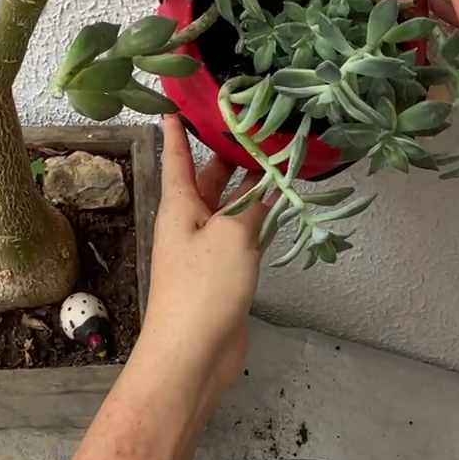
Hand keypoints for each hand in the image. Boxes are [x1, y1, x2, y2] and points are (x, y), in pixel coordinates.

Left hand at [134, 115, 269, 408]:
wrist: (192, 355)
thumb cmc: (202, 289)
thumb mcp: (232, 237)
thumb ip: (253, 207)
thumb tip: (269, 183)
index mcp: (180, 204)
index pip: (178, 156)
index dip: (178, 130)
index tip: (177, 104)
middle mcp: (190, 221)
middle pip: (210, 178)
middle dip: (229, 154)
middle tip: (256, 126)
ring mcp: (207, 247)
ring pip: (230, 206)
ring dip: (251, 187)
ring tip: (278, 158)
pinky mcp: (223, 272)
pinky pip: (242, 234)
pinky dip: (260, 219)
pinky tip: (280, 207)